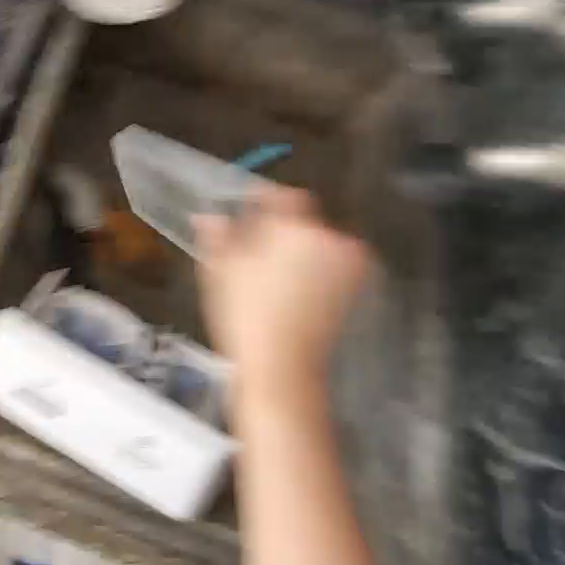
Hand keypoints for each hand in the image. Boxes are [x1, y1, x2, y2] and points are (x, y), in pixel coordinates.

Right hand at [195, 187, 373, 404]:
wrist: (282, 367)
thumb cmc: (245, 315)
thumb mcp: (220, 272)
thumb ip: (219, 237)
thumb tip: (209, 216)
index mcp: (296, 228)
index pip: (285, 197)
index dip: (265, 198)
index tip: (248, 205)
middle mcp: (330, 239)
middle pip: (304, 221)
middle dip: (283, 228)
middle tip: (255, 244)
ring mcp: (349, 266)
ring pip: (319, 243)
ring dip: (300, 248)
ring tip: (272, 269)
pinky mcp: (356, 290)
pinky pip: (332, 264)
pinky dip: (315, 268)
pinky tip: (290, 287)